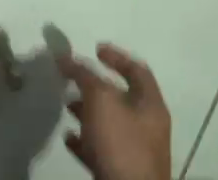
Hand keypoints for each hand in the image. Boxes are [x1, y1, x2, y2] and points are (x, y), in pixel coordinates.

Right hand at [58, 44, 171, 179]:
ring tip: (67, 105)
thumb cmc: (121, 142)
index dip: (116, 56)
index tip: (94, 49)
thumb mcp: (101, 99)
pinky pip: (100, 147)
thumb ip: (84, 74)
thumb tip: (66, 56)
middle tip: (73, 78)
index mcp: (151, 105)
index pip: (138, 70)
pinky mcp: (120, 170)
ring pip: (109, 122)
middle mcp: (147, 126)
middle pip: (121, 97)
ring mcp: (135, 150)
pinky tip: (68, 136)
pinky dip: (84, 139)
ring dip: (86, 111)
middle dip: (94, 85)